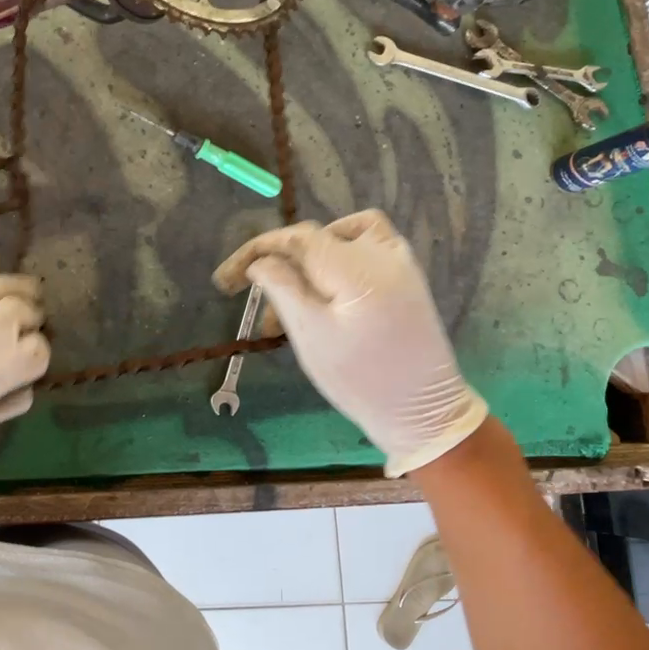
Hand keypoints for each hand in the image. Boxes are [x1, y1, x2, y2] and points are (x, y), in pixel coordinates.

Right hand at [213, 209, 486, 475]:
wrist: (423, 411)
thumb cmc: (360, 379)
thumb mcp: (311, 335)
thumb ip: (283, 288)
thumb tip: (261, 261)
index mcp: (358, 269)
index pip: (296, 239)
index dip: (256, 252)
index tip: (225, 281)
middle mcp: (383, 255)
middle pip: (317, 237)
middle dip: (277, 262)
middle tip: (252, 300)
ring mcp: (400, 265)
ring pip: (342, 237)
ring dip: (306, 260)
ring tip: (287, 306)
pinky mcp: (405, 281)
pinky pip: (365, 249)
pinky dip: (335, 259)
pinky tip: (321, 294)